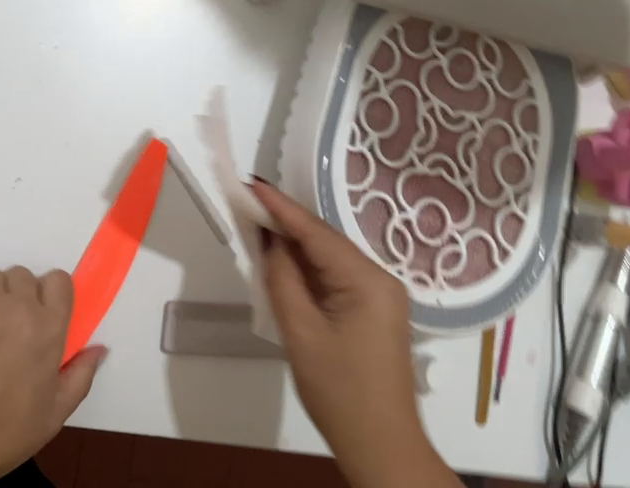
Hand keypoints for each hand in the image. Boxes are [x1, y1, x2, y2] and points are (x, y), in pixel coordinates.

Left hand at [0, 267, 106, 487]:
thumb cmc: (0, 437)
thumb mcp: (52, 416)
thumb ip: (80, 377)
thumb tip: (99, 348)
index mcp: (49, 328)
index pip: (58, 280)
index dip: (48, 293)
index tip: (37, 311)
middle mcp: (17, 306)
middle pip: (21, 275)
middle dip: (14, 295)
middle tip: (1, 327)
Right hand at [251, 182, 459, 487]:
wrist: (381, 446)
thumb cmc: (339, 391)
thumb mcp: (301, 333)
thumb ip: (283, 278)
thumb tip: (269, 239)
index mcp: (367, 279)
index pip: (316, 232)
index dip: (281, 207)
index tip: (251, 184)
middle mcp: (380, 278)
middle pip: (326, 241)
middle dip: (286, 223)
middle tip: (248, 203)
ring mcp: (382, 295)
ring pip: (331, 259)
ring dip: (297, 246)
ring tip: (259, 226)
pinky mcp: (376, 311)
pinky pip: (338, 277)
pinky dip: (310, 269)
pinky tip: (286, 263)